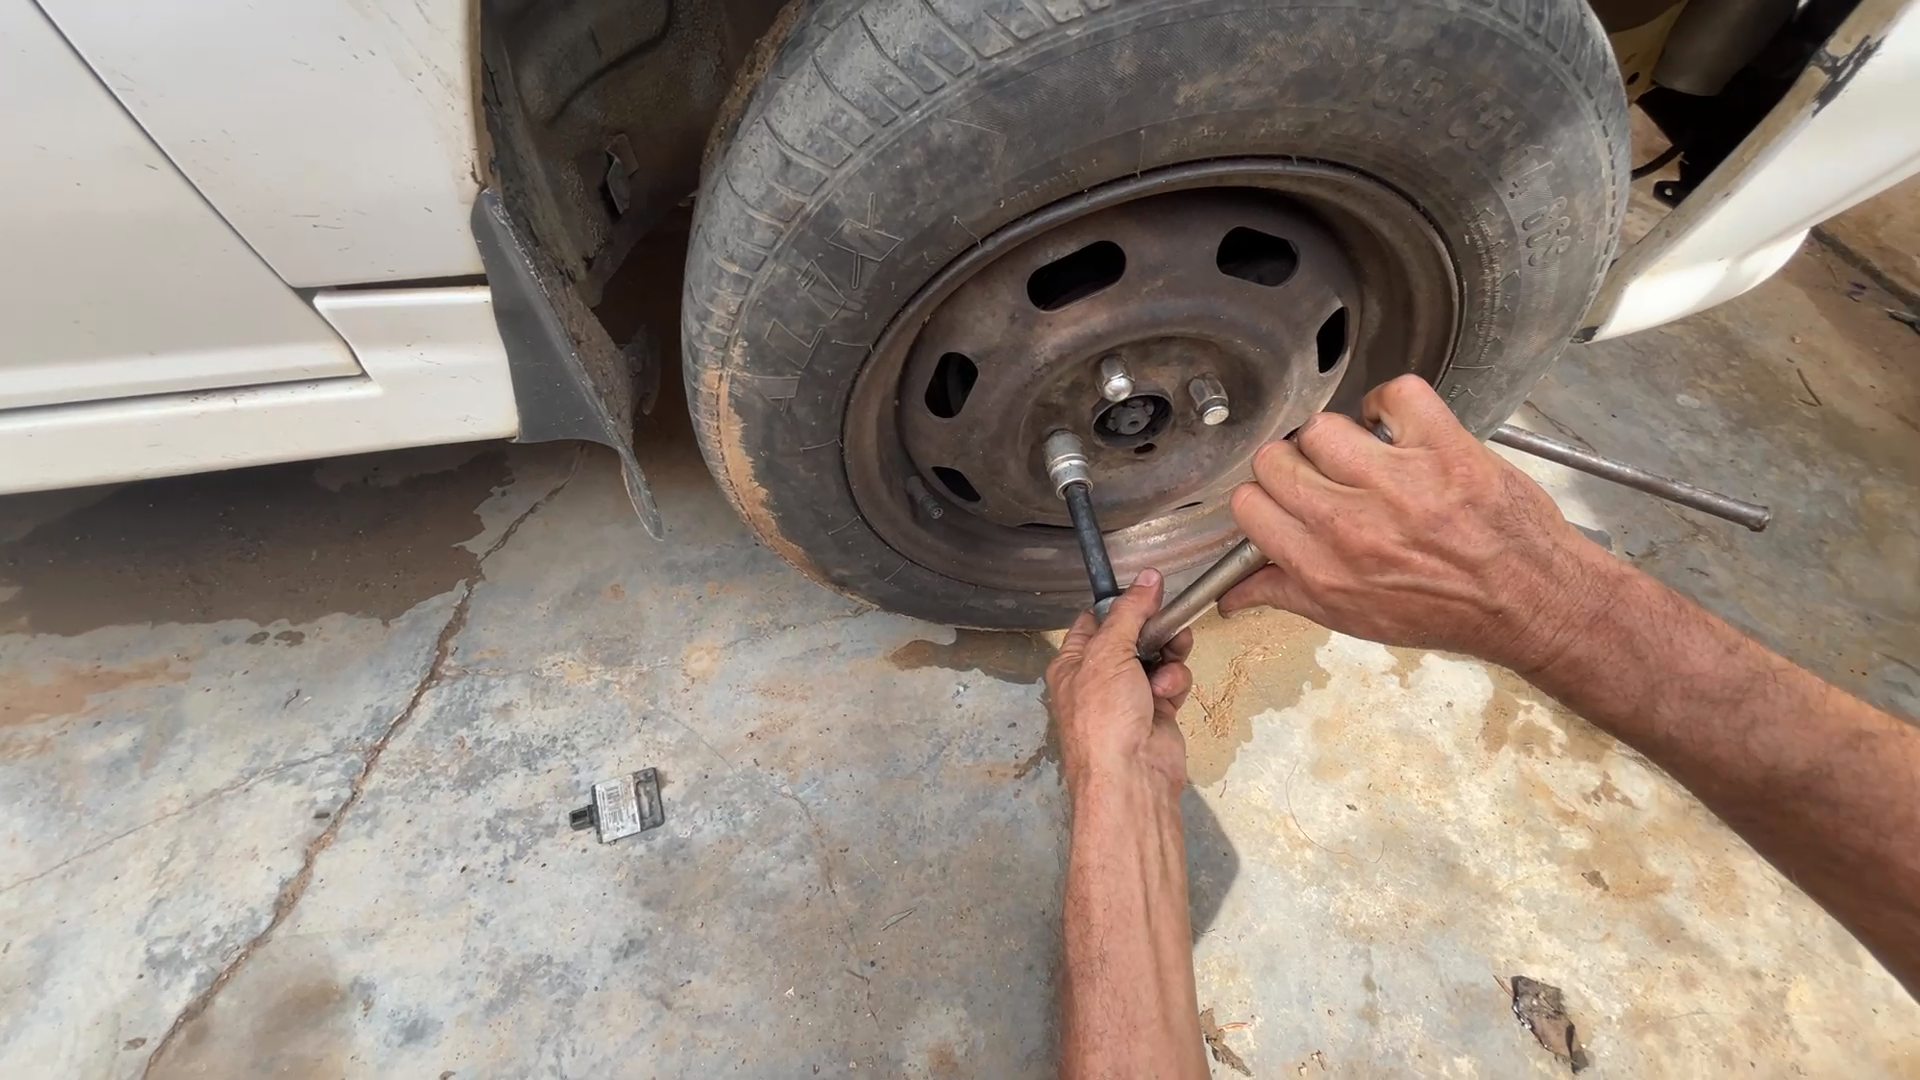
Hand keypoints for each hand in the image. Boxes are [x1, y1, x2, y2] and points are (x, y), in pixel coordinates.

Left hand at [1046, 569, 1194, 795]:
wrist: (1131, 775)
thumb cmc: (1104, 716)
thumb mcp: (1109, 653)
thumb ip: (1130, 613)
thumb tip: (1148, 579)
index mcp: (1073, 663)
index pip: (1094, 621)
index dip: (1120, 605)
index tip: (1148, 590)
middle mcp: (1098, 678)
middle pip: (1132, 637)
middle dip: (1154, 631)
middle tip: (1168, 624)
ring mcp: (1127, 696)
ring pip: (1157, 658)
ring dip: (1168, 659)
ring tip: (1167, 669)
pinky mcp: (1156, 711)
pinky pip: (1171, 682)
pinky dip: (1174, 684)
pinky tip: (1168, 693)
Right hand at [1219, 375, 1617, 673]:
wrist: (1530, 601)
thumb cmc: (1439, 612)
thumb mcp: (1348, 618)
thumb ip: (1283, 594)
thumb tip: (1229, 594)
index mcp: (1321, 566)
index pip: (1248, 506)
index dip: (1261, 500)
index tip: (1282, 502)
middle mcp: (1349, 525)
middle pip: (1274, 461)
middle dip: (1290, 467)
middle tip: (1320, 479)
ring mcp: (1398, 484)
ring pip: (1321, 428)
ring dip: (1334, 440)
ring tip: (1358, 456)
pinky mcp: (1444, 450)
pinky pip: (1395, 396)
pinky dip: (1389, 404)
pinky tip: (1394, 427)